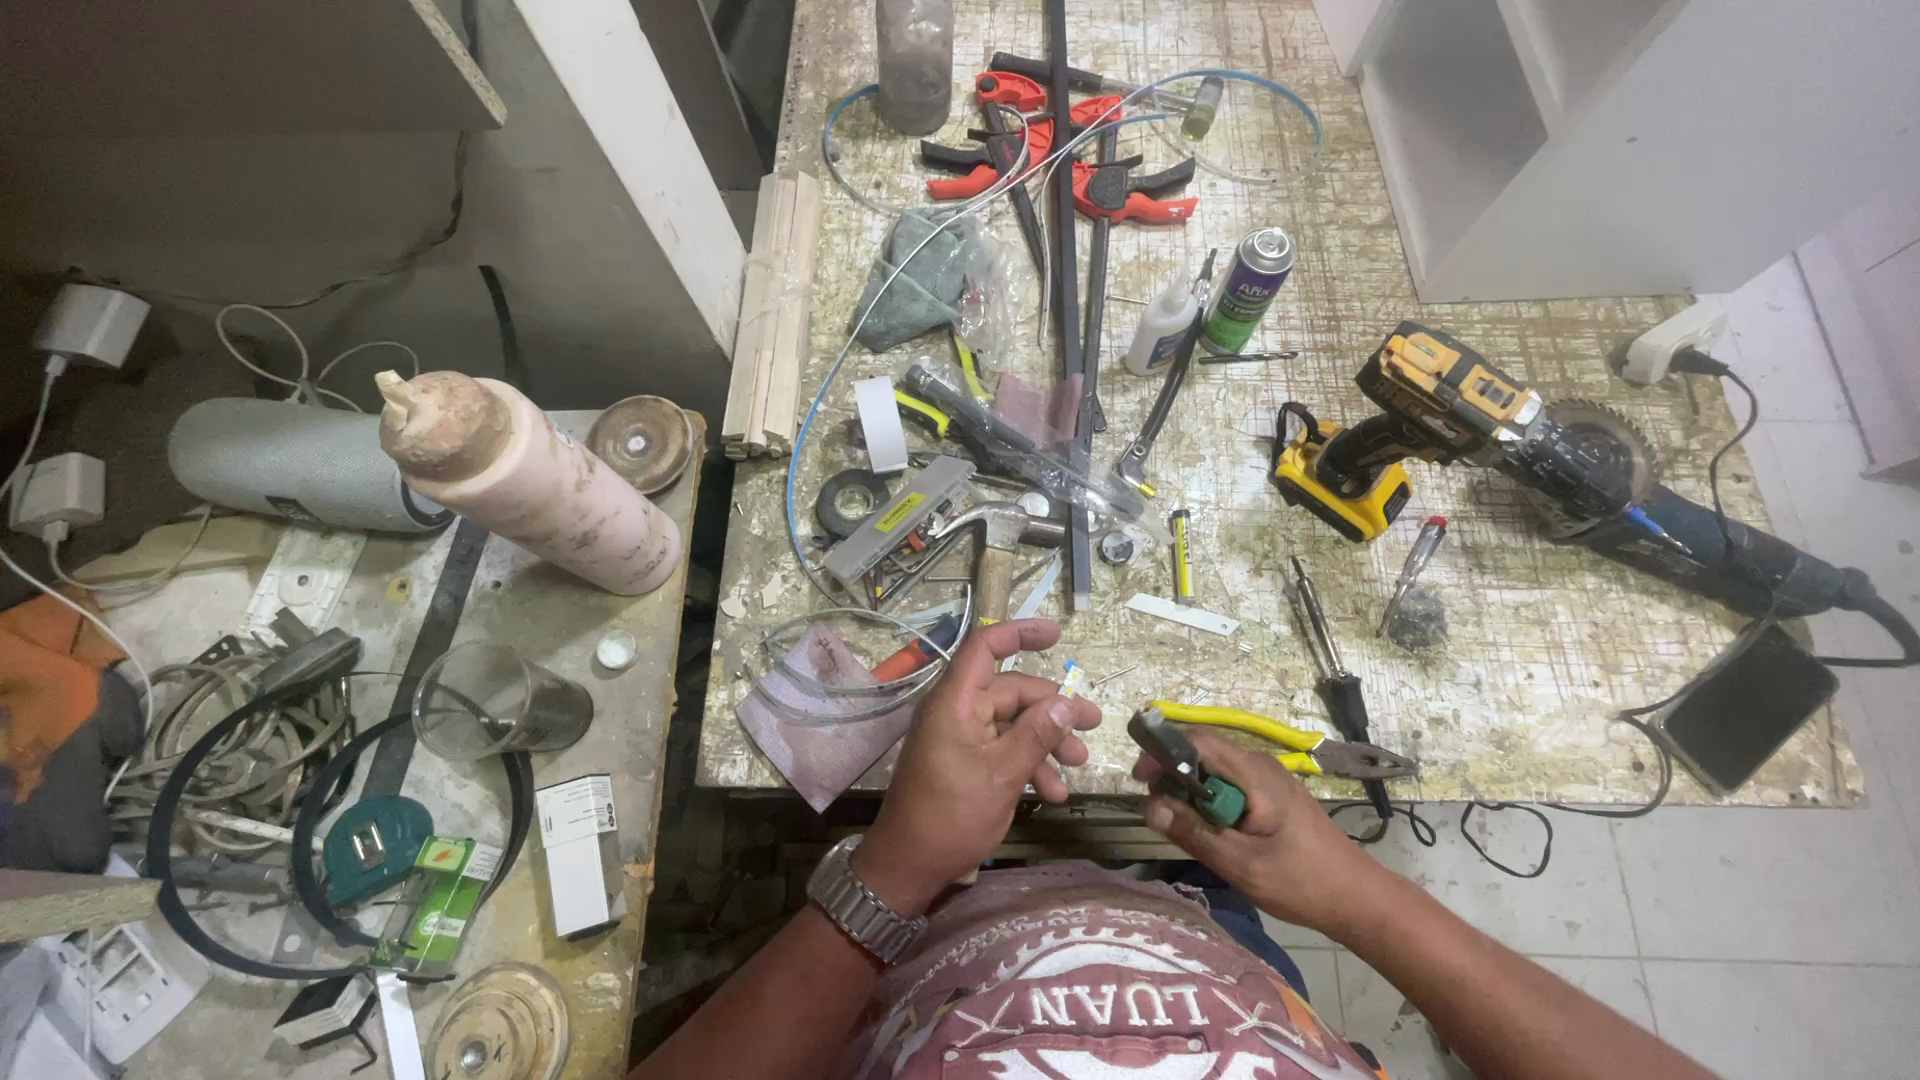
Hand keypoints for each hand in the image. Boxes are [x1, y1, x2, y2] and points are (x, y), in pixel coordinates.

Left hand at [854, 619, 1101, 914]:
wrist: (908, 866)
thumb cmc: (950, 815)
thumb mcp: (1002, 775)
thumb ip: (1036, 734)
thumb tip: (1066, 701)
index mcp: (955, 702)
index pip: (985, 648)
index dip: (1019, 634)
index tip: (1057, 634)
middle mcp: (956, 711)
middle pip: (1011, 691)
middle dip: (1053, 708)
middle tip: (1093, 725)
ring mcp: (960, 737)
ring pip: (1012, 723)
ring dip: (1046, 741)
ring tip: (1079, 764)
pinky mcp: (964, 762)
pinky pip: (1002, 748)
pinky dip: (1028, 763)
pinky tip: (1054, 793)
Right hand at [1134, 728, 1393, 935]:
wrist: (1358, 898)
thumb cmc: (1302, 882)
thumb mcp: (1242, 864)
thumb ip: (1195, 832)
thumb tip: (1150, 807)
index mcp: (1255, 773)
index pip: (1198, 741)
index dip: (1163, 752)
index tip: (1140, 780)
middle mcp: (1260, 764)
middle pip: (1202, 751)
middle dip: (1172, 774)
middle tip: (1156, 809)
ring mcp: (1267, 777)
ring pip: (1213, 768)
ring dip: (1189, 789)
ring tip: (1177, 821)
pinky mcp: (1270, 793)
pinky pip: (1228, 782)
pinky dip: (1208, 798)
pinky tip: (1207, 827)